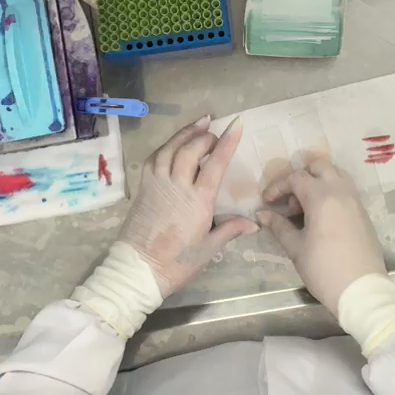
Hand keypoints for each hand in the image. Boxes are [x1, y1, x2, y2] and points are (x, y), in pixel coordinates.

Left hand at [120, 116, 257, 295]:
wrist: (139, 270)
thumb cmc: (177, 262)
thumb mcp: (209, 249)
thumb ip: (231, 229)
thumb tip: (255, 223)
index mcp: (198, 200)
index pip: (216, 163)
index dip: (227, 142)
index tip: (236, 124)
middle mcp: (177, 185)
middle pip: (191, 149)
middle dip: (205, 136)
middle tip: (215, 132)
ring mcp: (157, 183)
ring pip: (170, 148)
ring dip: (185, 134)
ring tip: (199, 124)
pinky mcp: (144, 187)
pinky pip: (154, 158)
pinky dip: (166, 146)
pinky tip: (173, 144)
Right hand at [255, 159, 386, 313]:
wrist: (362, 290)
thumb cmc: (324, 269)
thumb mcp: (296, 248)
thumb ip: (279, 226)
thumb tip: (262, 214)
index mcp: (322, 197)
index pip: (296, 178)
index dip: (277, 187)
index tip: (267, 202)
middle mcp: (341, 191)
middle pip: (319, 167)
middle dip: (301, 177)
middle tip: (289, 200)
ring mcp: (355, 201)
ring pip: (336, 175)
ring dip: (318, 182)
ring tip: (305, 207)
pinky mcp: (363, 213)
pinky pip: (345, 190)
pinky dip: (331, 193)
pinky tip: (321, 217)